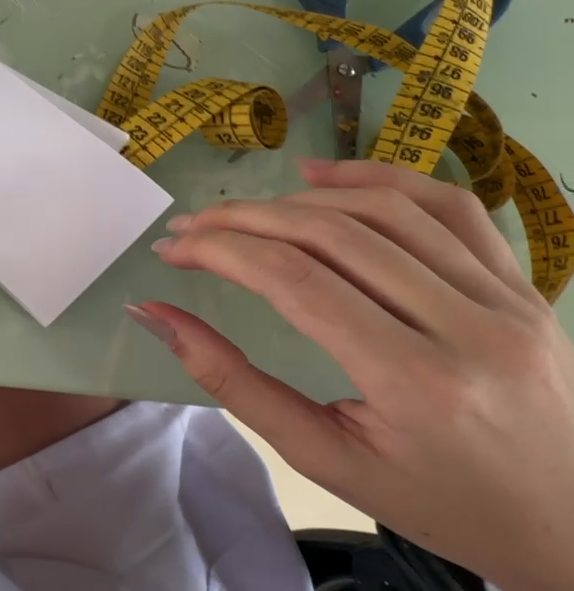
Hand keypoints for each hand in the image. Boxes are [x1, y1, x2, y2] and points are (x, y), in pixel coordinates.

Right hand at [129, 158, 573, 590]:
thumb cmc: (439, 502)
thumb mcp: (322, 458)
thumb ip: (230, 381)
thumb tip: (150, 312)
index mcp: (418, 382)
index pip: (292, 278)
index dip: (216, 249)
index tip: (171, 251)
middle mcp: (472, 329)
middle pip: (330, 233)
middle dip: (240, 218)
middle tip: (189, 229)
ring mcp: (512, 303)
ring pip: (384, 210)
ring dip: (294, 198)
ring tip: (242, 212)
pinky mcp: (527, 290)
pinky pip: (452, 209)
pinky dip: (381, 177)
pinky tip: (324, 177)